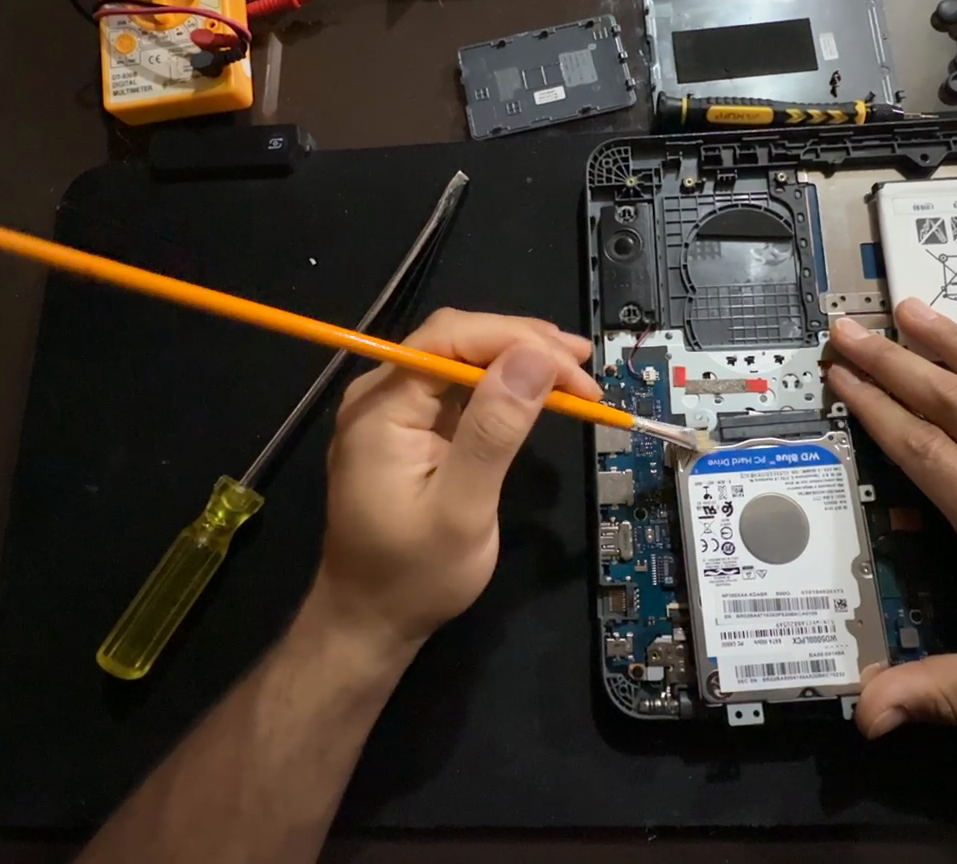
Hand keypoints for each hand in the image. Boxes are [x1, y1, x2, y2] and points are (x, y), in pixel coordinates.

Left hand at [316, 309, 602, 650]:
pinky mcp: (413, 423)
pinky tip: (540, 388)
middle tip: (585, 367)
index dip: (516, 338)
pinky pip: (462, 384)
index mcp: (381, 406)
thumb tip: (535, 358)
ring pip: (463, 355)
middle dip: (524, 343)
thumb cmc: (413, 576)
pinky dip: (506, 382)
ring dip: (521, 357)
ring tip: (576, 371)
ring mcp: (396, 406)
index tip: (573, 364)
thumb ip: (494, 432)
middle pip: (457, 338)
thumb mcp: (461, 510)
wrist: (371, 618)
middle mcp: (383, 392)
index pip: (450, 338)